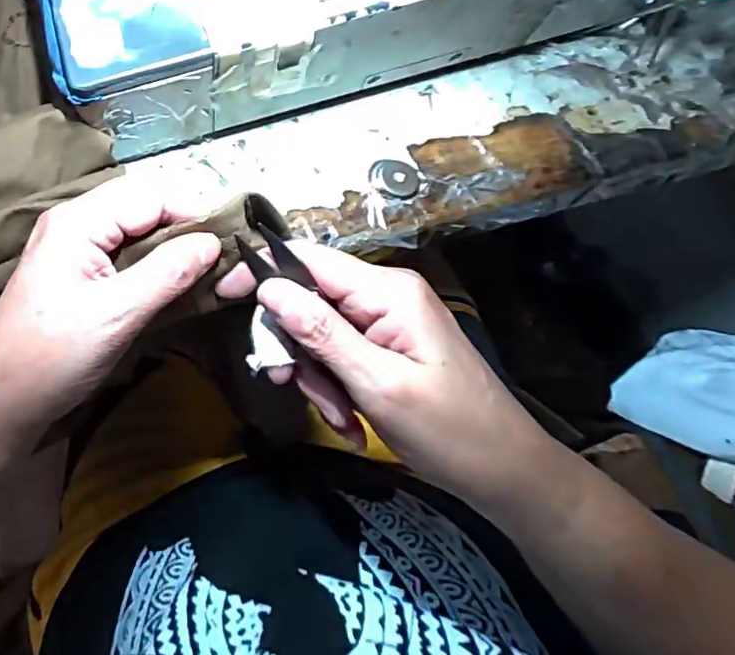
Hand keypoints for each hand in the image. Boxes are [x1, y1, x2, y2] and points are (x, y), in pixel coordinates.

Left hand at [0, 174, 222, 461]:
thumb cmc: (52, 358)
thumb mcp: (117, 315)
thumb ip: (167, 272)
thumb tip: (213, 241)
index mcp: (78, 220)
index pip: (151, 194)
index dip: (192, 211)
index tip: (228, 242)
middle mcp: (75, 220)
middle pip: (144, 204)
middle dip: (185, 224)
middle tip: (221, 256)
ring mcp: (74, 244)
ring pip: (138, 226)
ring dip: (173, 243)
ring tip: (206, 267)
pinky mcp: (78, 269)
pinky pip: (126, 248)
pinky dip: (154, 259)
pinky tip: (175, 278)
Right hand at [220, 243, 545, 505]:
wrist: (509, 474)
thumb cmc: (451, 430)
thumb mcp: (378, 384)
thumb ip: (321, 332)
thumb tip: (269, 288)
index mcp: (386, 291)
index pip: (309, 260)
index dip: (264, 272)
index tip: (225, 293)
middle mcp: (384, 295)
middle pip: (310, 302)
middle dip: (299, 350)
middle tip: (294, 388)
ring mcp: (386, 320)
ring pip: (321, 335)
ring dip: (319, 379)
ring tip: (341, 419)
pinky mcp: (387, 344)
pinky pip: (341, 355)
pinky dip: (337, 388)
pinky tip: (352, 422)